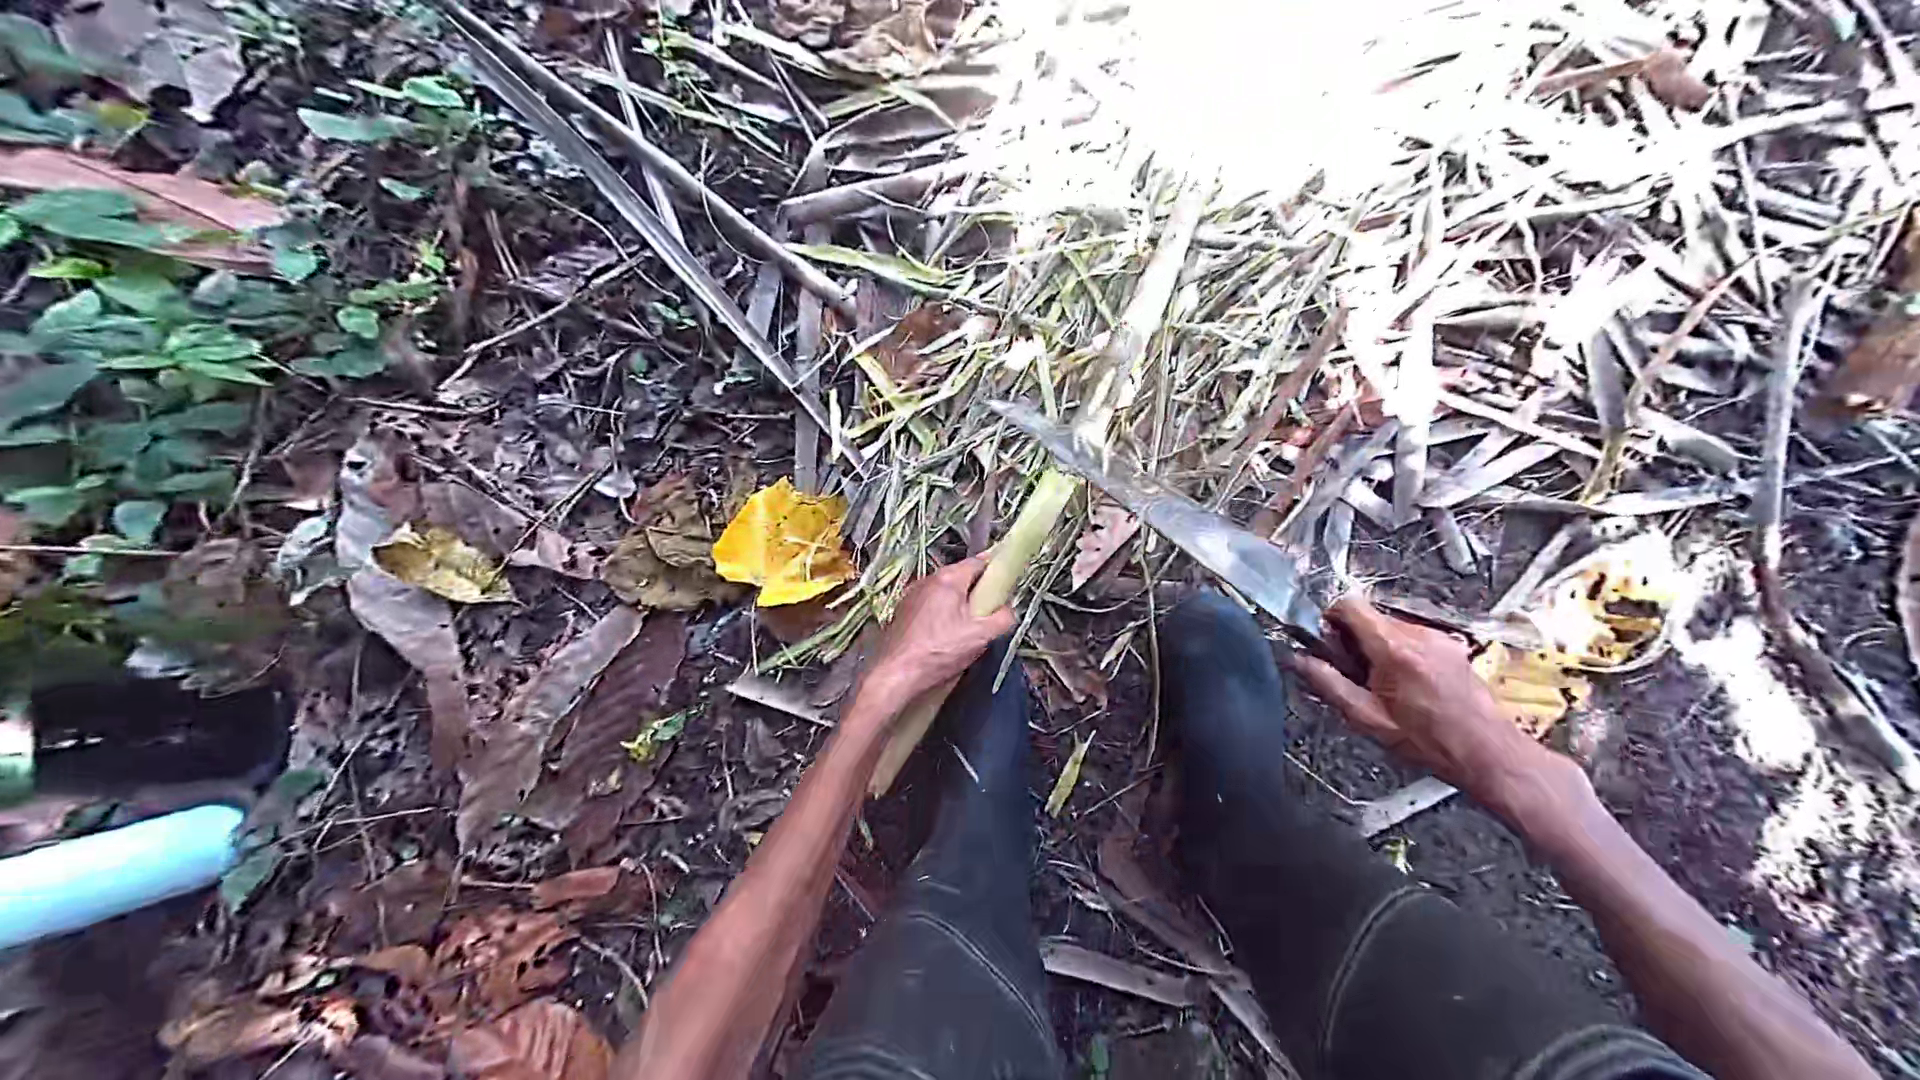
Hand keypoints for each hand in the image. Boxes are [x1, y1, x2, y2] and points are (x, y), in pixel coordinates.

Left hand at [860, 552, 1014, 707]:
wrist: (896, 673)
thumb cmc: (939, 650)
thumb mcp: (981, 636)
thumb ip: (1003, 618)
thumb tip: (1008, 610)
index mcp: (948, 579)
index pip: (979, 562)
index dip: (996, 569)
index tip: (1006, 581)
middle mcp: (928, 580)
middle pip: (961, 577)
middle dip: (978, 591)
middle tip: (990, 611)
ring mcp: (912, 595)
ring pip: (945, 593)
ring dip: (959, 604)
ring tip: (968, 628)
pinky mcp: (903, 612)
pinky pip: (931, 605)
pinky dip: (942, 614)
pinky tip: (945, 637)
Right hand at [1290, 592, 1564, 807]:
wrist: (1488, 755)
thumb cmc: (1432, 742)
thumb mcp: (1366, 717)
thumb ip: (1327, 683)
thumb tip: (1299, 661)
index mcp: (1395, 651)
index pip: (1349, 606)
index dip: (1329, 619)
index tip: (1326, 641)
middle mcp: (1420, 637)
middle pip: (1368, 617)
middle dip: (1352, 639)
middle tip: (1353, 672)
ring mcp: (1439, 639)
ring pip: (1388, 626)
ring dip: (1374, 647)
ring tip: (1380, 683)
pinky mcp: (1450, 646)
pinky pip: (1410, 637)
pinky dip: (1396, 652)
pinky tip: (1402, 683)